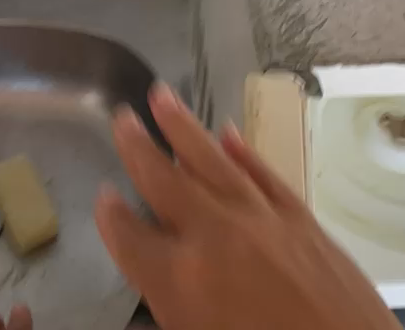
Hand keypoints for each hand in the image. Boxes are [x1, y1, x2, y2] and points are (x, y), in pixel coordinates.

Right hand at [95, 84, 401, 329]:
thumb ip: (170, 307)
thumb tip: (157, 282)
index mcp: (181, 280)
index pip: (131, 237)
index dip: (112, 217)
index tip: (102, 195)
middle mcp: (215, 236)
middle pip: (164, 181)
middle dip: (137, 148)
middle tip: (122, 117)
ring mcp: (261, 219)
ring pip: (212, 160)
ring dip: (183, 126)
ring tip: (162, 97)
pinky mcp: (302, 218)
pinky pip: (264, 174)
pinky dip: (244, 151)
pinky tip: (228, 133)